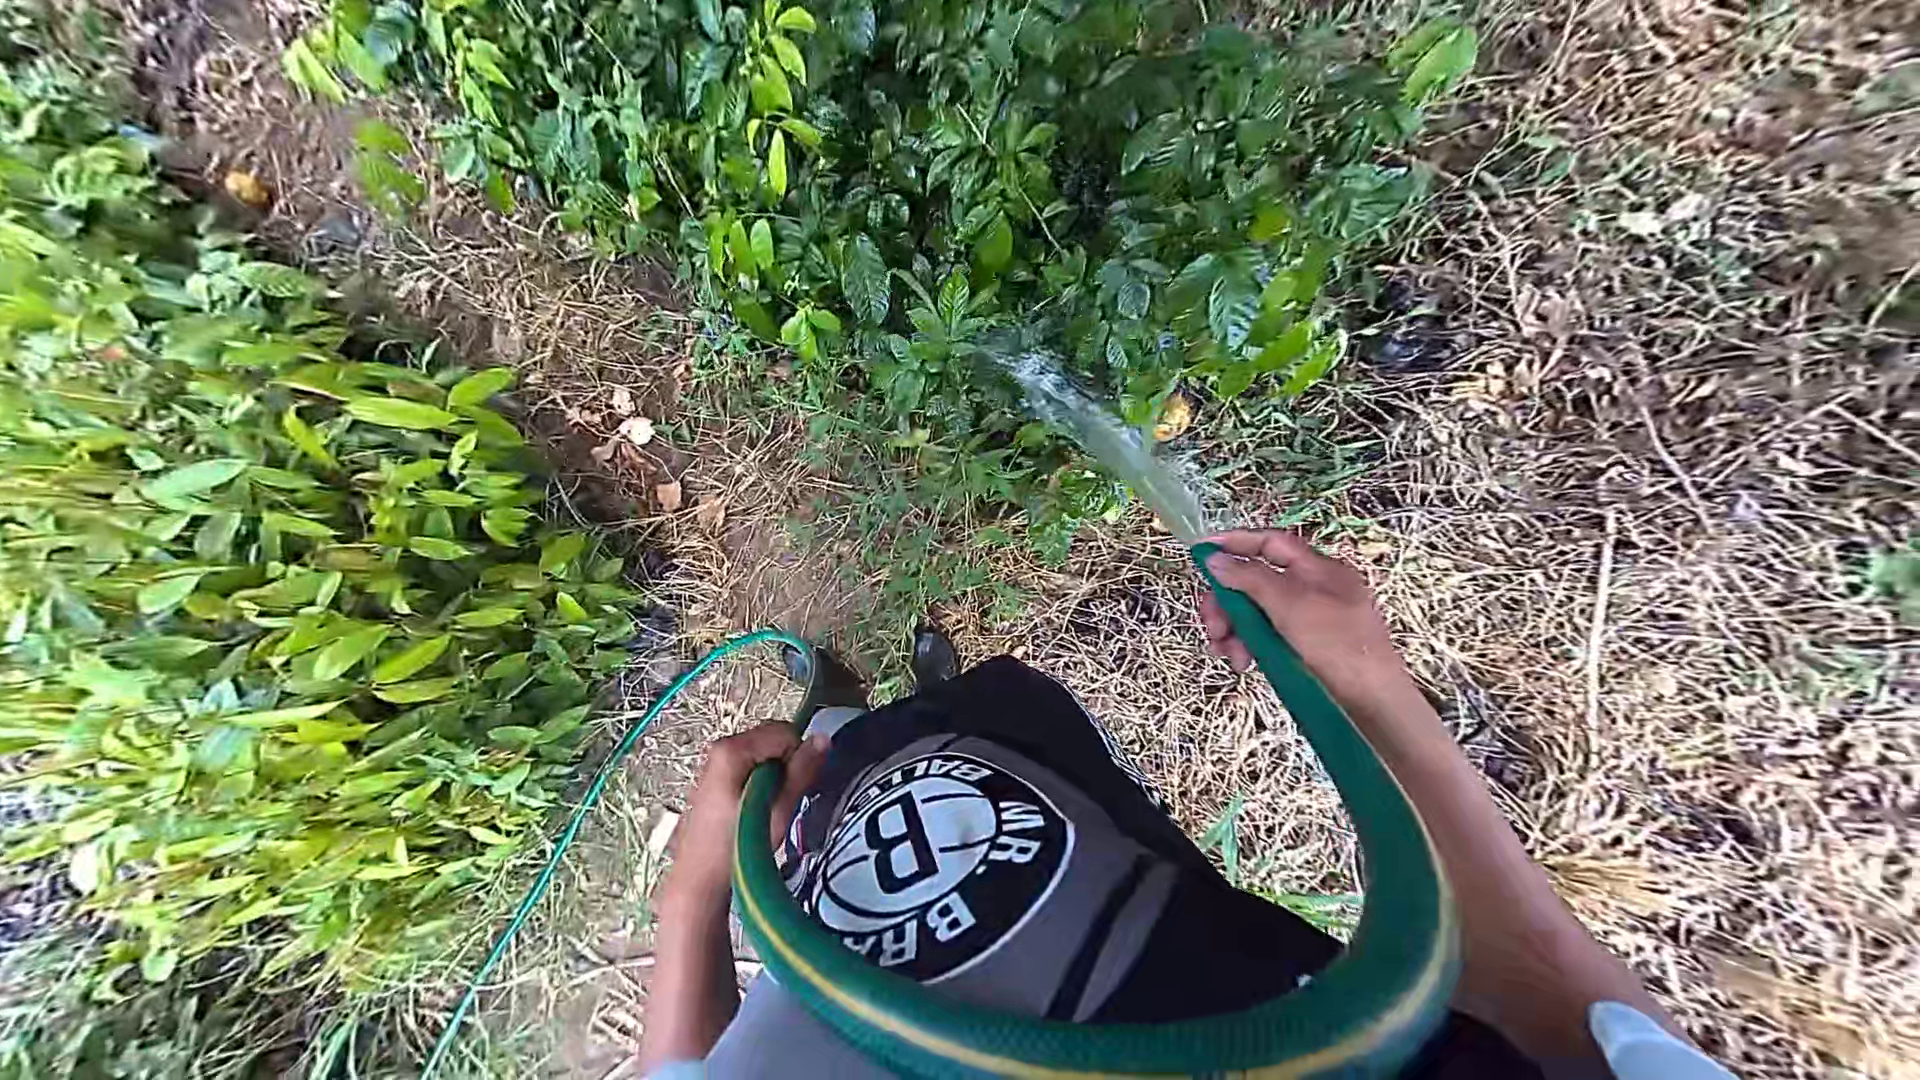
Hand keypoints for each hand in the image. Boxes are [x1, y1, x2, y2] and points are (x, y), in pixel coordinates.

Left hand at [667, 723, 829, 901]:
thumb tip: (822, 741)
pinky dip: (762, 779)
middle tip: (780, 799)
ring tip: (767, 806)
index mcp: (732, 750)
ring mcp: (716, 761)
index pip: (786, 732)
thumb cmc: (736, 850)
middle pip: (775, 737)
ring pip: (766, 751)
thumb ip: (802, 771)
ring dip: (775, 773)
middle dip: (786, 764)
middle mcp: (721, 747)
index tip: (791, 788)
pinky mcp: (717, 774)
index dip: (797, 759)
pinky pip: (754, 763)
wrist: (699, 883)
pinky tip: (756, 806)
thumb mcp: (779, 810)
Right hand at [1197, 529, 1414, 710]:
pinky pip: (1261, 636)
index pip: (1270, 543)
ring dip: (1230, 628)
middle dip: (1225, 601)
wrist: (1373, 706)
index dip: (1234, 542)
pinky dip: (1245, 646)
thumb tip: (1214, 558)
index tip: (1201, 551)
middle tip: (1211, 623)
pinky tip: (1240, 662)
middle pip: (1253, 581)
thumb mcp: (1291, 604)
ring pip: (1252, 612)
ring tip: (1223, 651)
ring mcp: (1304, 620)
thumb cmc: (1338, 646)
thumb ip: (1250, 577)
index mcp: (1318, 570)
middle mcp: (1310, 591)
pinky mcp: (1298, 647)